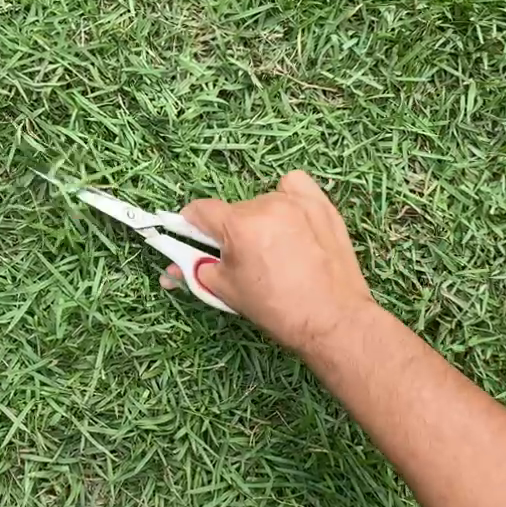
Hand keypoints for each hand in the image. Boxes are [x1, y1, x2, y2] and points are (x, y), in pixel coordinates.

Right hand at [163, 171, 380, 355]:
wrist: (334, 320)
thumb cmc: (276, 309)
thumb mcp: (226, 291)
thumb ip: (195, 271)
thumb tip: (171, 268)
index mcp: (238, 225)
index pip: (199, 210)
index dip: (191, 224)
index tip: (196, 238)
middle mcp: (265, 205)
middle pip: (232, 211)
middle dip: (230, 232)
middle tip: (244, 260)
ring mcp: (296, 202)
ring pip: (260, 203)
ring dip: (258, 220)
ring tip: (274, 248)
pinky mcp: (320, 205)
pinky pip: (293, 186)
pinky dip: (287, 198)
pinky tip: (291, 220)